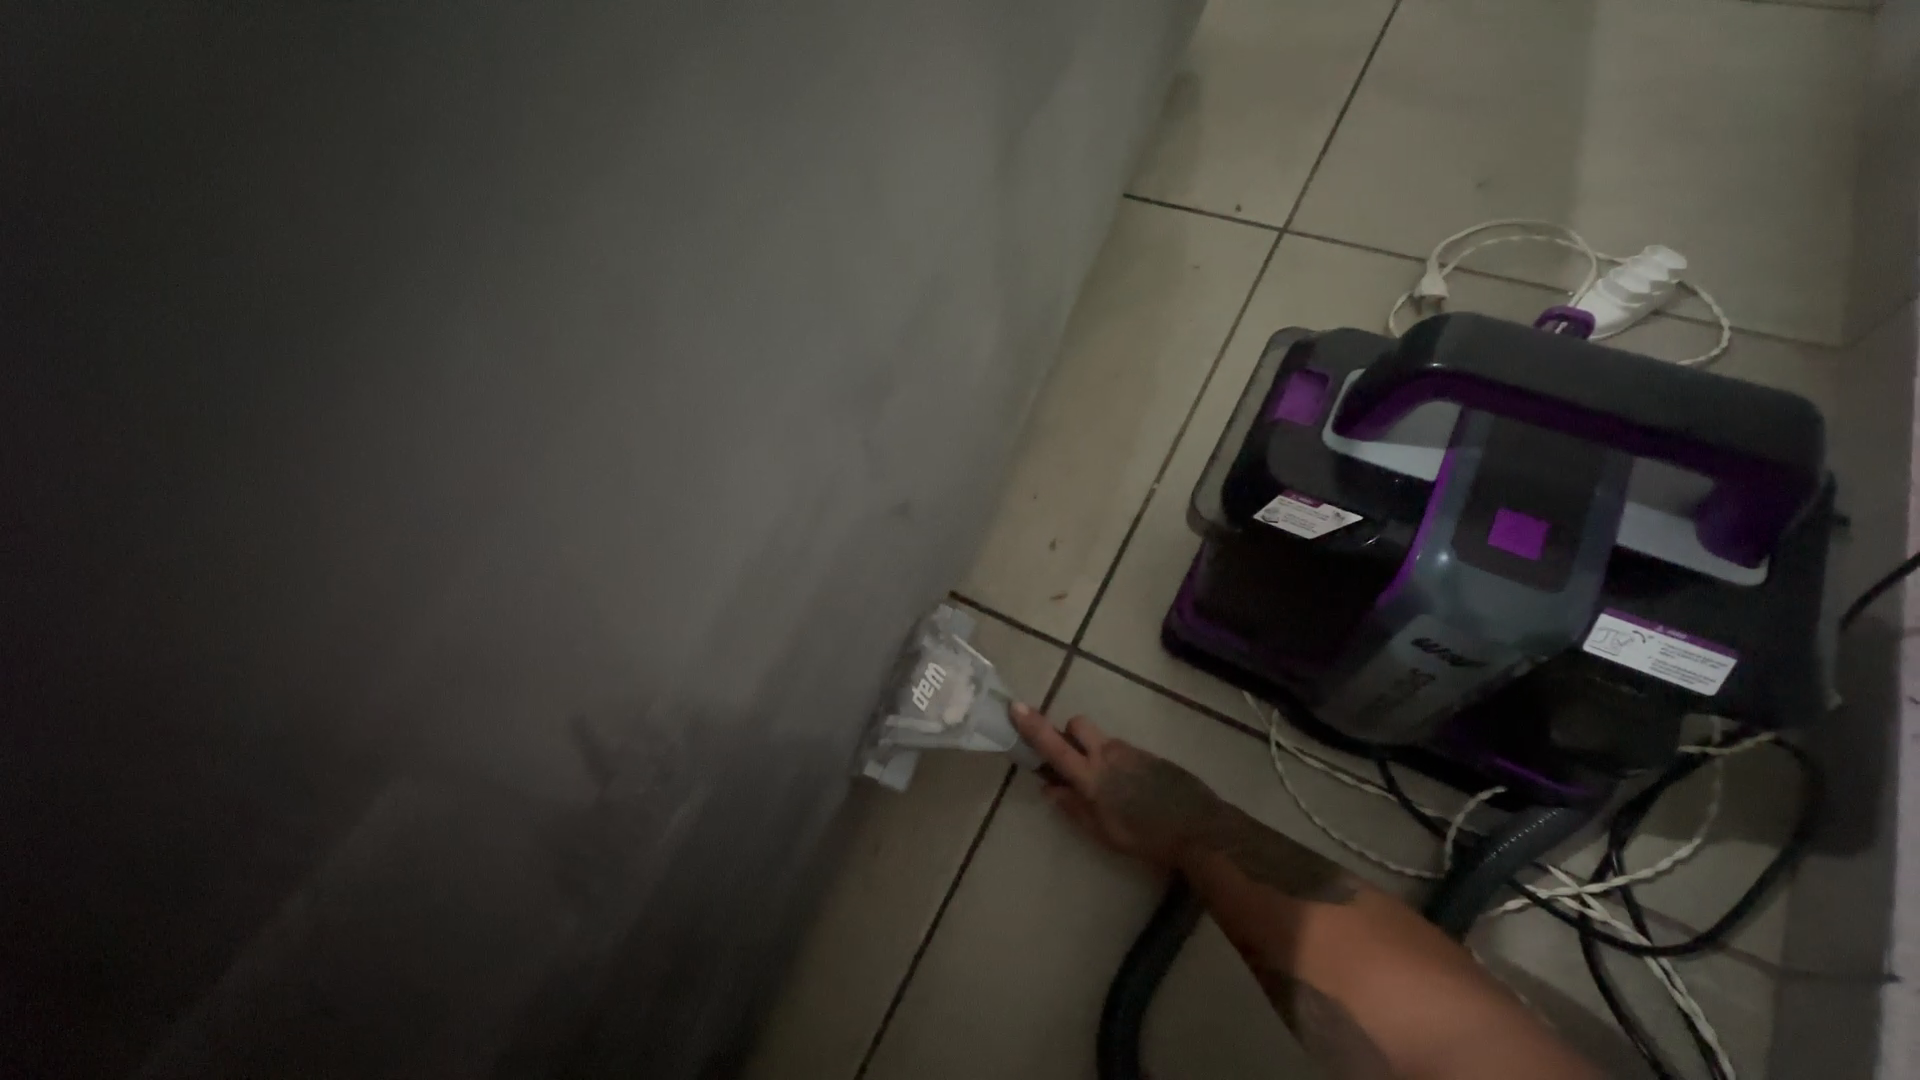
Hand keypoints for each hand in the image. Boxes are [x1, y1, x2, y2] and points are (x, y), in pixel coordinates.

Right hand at [1009, 702, 1225, 871]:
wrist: (1198, 828)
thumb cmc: (1144, 837)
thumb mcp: (1103, 832)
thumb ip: (1074, 808)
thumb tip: (1050, 789)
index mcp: (1091, 775)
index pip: (1053, 745)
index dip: (1032, 726)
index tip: (1015, 706)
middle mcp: (1108, 754)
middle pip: (1078, 725)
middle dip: (1069, 735)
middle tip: (1072, 762)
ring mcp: (1131, 751)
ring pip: (1102, 740)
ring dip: (1095, 753)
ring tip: (1110, 788)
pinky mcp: (1149, 754)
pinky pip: (1123, 751)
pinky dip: (1117, 763)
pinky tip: (1132, 790)